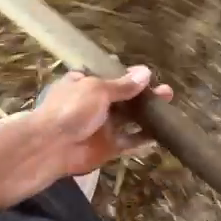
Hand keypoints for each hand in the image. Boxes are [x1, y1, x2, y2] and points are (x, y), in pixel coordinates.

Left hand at [32, 67, 173, 177]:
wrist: (51, 146)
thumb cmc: (71, 108)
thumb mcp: (97, 89)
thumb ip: (122, 85)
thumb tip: (145, 73)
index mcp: (84, 84)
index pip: (110, 77)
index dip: (128, 77)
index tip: (148, 75)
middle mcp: (93, 104)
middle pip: (123, 99)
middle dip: (143, 96)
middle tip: (166, 93)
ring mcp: (100, 127)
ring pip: (129, 120)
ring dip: (147, 115)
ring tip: (168, 109)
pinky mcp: (107, 147)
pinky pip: (129, 142)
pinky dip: (143, 139)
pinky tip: (161, 134)